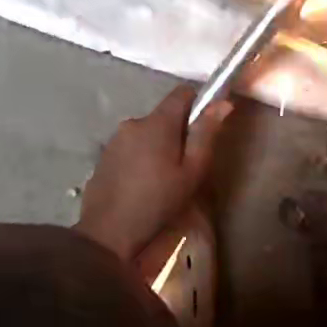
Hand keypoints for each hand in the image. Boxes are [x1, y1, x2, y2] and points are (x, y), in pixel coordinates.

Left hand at [76, 87, 232, 261]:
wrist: (107, 234)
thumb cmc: (158, 202)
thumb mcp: (192, 172)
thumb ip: (206, 134)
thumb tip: (223, 103)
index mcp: (158, 122)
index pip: (182, 92)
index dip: (198, 101)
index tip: (205, 126)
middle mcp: (134, 122)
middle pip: (164, 115)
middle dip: (178, 131)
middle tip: (187, 164)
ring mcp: (115, 139)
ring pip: (147, 132)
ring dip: (158, 145)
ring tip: (164, 178)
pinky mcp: (103, 156)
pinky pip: (131, 147)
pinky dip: (141, 157)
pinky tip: (143, 184)